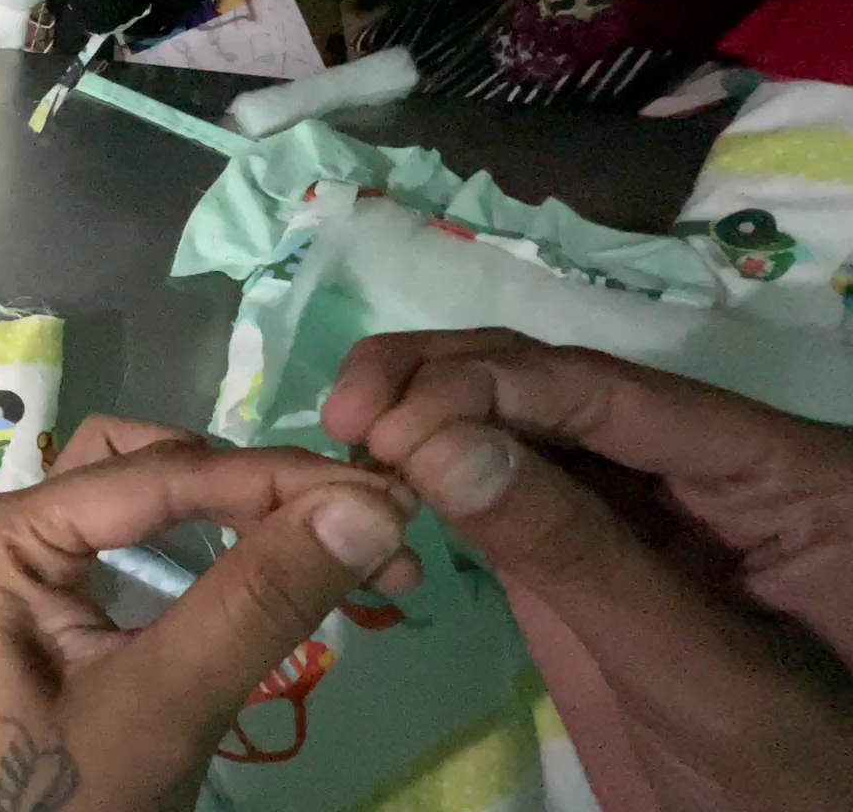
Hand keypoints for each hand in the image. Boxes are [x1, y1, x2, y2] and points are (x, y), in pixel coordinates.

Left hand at [0, 416, 418, 811]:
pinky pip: (140, 529)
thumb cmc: (70, 805)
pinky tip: (268, 553)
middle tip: (360, 523)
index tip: (382, 498)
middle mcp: (15, 518)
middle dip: (252, 485)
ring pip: (145, 485)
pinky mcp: (63, 581)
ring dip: (236, 499)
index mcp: (9, 531)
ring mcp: (36, 547)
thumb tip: (366, 510)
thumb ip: (256, 604)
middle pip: (144, 464)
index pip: (151, 476)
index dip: (267, 479)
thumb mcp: (163, 707)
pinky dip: (211, 531)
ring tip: (329, 534)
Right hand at [323, 329, 852, 811]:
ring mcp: (624, 487)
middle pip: (542, 374)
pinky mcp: (565, 522)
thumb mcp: (705, 682)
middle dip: (431, 380)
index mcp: (780, 469)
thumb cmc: (800, 792)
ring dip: (413, 408)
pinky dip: (420, 459)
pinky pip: (484, 465)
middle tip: (343, 415)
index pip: (603, 389)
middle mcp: (694, 453)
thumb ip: (573, 553)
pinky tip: (373, 469)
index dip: (481, 389)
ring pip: (501, 405)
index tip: (381, 430)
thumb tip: (428, 447)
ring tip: (346, 434)